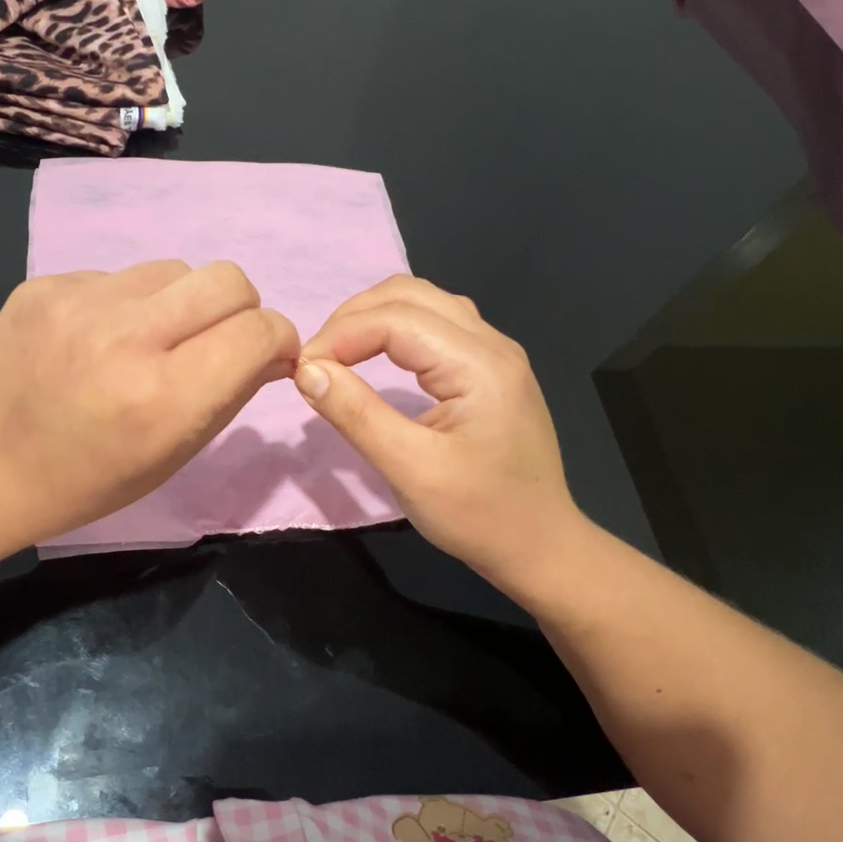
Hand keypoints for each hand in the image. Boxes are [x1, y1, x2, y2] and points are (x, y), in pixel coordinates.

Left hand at [0, 260, 300, 544]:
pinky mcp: (45, 286)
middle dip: (241, 308)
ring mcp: (79, 303)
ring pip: (174, 268)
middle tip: (218, 340)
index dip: (277, 339)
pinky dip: (127, 303)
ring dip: (182, 301)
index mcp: (164, 395)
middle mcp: (125, 337)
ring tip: (152, 339)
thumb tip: (274, 348)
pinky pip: (119, 275)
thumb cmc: (94, 479)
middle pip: (226, 279)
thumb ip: (235, 392)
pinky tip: (99, 338)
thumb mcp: (178, 452)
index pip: (258, 330)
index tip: (265, 354)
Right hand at [292, 276, 585, 584]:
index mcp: (480, 365)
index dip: (340, 335)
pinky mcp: (491, 369)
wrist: (541, 547)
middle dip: (352, 318)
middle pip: (409, 295)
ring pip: (424, 303)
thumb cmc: (480, 516)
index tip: (301, 371)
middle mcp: (493, 344)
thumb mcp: (410, 471)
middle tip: (316, 361)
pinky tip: (375, 358)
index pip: (395, 319)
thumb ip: (357, 414)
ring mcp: (496, 353)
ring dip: (373, 319)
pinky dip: (395, 331)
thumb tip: (306, 370)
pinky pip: (436, 324)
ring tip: (337, 357)